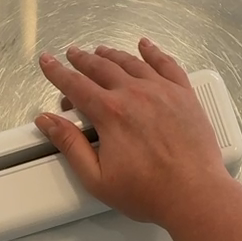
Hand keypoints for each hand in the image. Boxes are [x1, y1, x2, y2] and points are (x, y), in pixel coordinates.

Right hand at [35, 40, 239, 228]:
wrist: (194, 194)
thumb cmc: (147, 192)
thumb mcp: (96, 177)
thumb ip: (70, 145)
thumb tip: (47, 121)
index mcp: (110, 113)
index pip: (75, 85)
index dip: (57, 72)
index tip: (47, 62)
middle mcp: (135, 94)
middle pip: (101, 68)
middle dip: (82, 60)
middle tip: (72, 54)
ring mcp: (162, 91)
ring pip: (131, 62)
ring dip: (111, 55)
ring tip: (100, 51)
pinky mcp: (184, 94)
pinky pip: (167, 64)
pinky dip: (153, 52)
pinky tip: (145, 46)